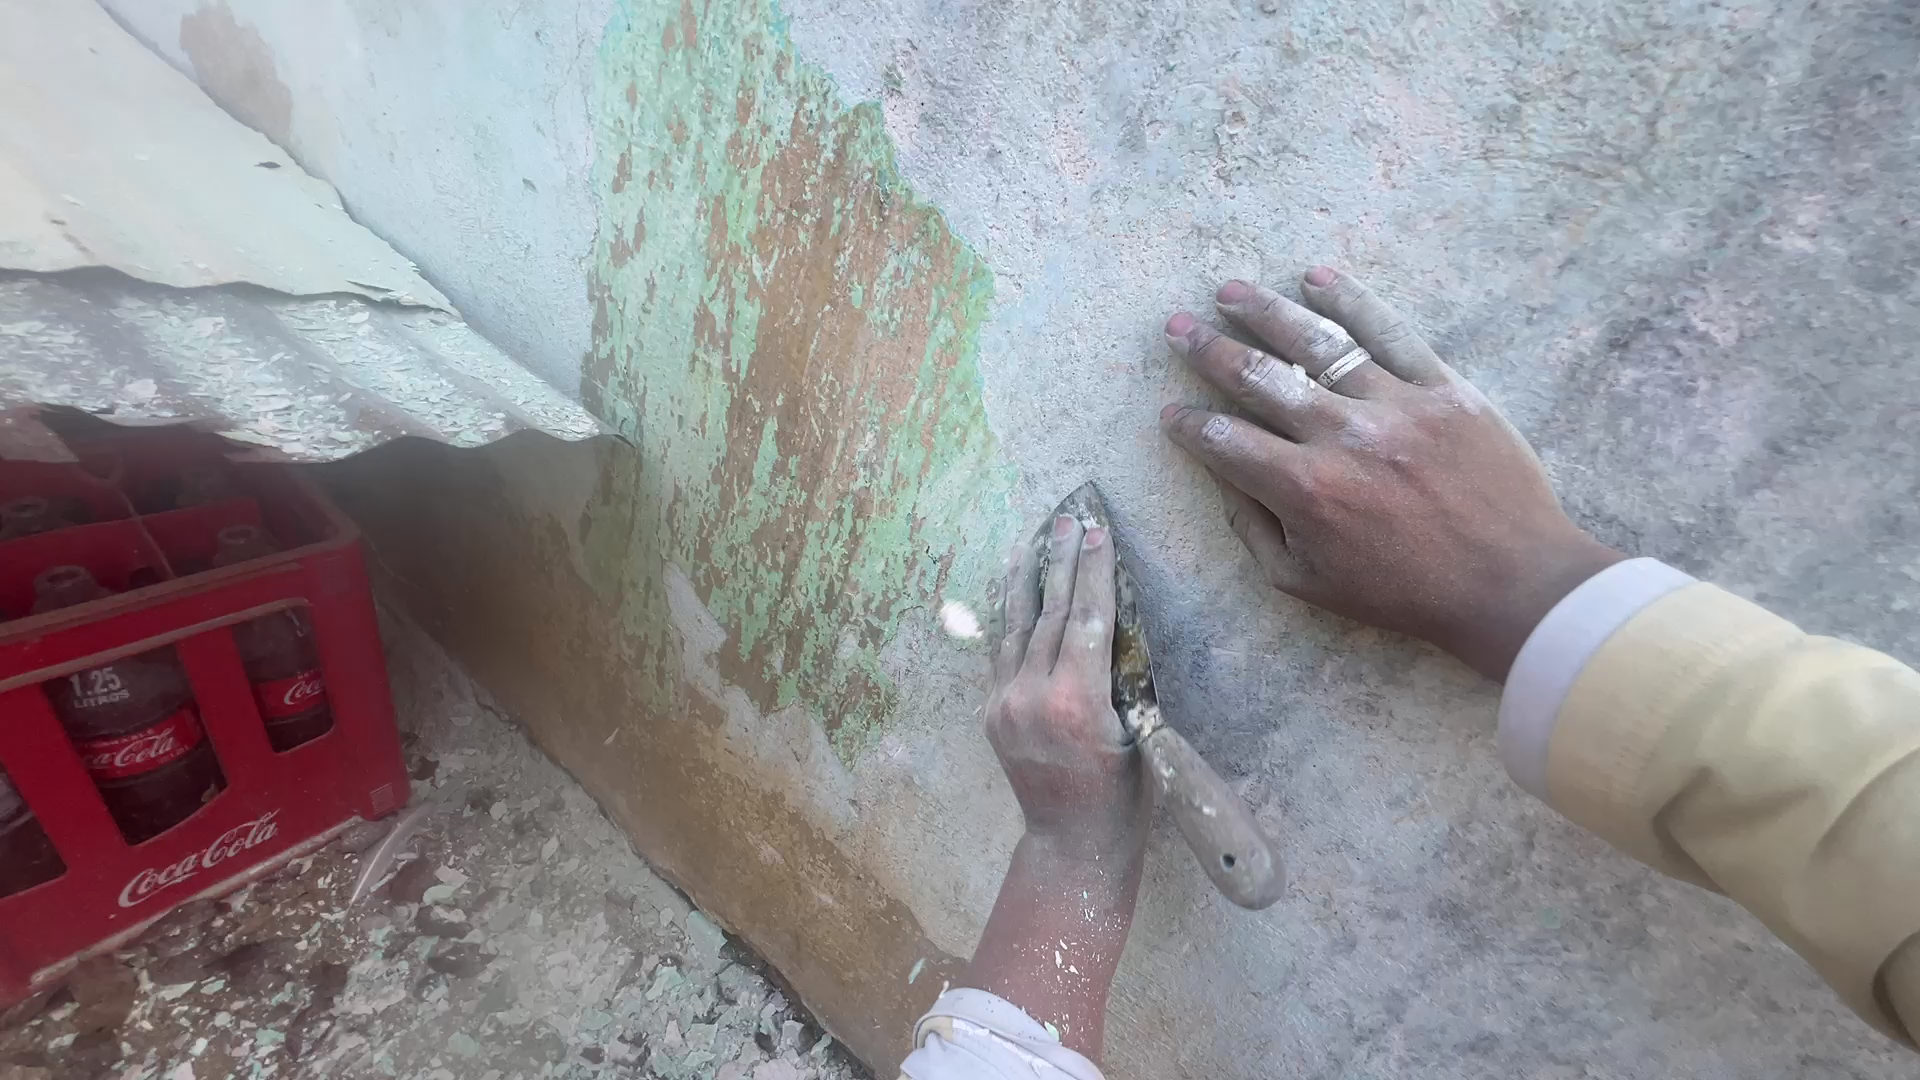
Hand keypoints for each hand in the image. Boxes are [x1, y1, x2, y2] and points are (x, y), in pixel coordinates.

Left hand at [985, 515, 1149, 858]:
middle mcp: (1031, 697)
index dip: (1093, 571)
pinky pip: (1002, 652)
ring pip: (1016, 627)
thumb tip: (1109, 616)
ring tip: (1036, 538)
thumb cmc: (1124, 795)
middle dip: (1061, 561)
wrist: (1072, 843)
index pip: (1085, 618)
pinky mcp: (991, 712)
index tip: (1097, 531)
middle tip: (1067, 518)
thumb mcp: (1138, 730)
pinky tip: (1015, 589)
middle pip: (1049, 614)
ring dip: (1028, 579)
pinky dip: (1011, 616)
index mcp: (1076, 703)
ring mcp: (1004, 704)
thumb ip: (1120, 674)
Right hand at [1159, 266, 1623, 681]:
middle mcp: (1341, 435)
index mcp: (1303, 488)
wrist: (1511, 583)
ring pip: (1318, 343)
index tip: (1169, 413)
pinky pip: (1391, 334)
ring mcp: (1395, 405)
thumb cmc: (1398, 591)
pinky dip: (1351, 301)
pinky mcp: (1444, 388)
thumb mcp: (1301, 581)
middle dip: (1207, 350)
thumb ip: (1252, 527)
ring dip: (1265, 312)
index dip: (1189, 425)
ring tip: (1229, 290)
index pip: (1225, 440)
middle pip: (1259, 377)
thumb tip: (1221, 477)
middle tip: (1177, 326)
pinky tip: (1316, 276)